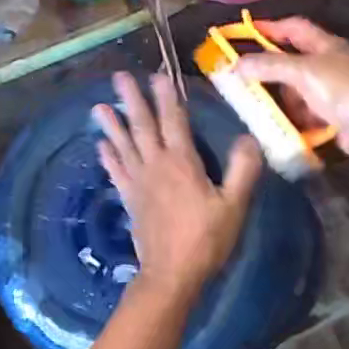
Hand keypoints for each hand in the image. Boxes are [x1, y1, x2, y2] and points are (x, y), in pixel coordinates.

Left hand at [94, 71, 263, 297]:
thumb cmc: (206, 240)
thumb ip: (242, 170)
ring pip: (123, 146)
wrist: (171, 274)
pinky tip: (100, 145)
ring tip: (99, 105)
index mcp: (182, 163)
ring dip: (112, 125)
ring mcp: (139, 183)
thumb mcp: (234, 206)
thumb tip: (249, 138)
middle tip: (119, 76)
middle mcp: (156, 166)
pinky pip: (116, 172)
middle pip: (142, 127)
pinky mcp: (130, 201)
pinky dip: (108, 157)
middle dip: (133, 100)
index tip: (158, 74)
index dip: (166, 96)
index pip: (174, 121)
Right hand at [229, 17, 348, 162]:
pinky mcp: (336, 115)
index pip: (295, 28)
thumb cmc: (341, 90)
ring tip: (280, 112)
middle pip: (294, 63)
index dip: (271, 27)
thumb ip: (269, 66)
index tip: (246, 33)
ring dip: (289, 102)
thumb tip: (236, 64)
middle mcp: (332, 64)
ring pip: (299, 91)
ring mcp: (335, 91)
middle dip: (276, 74)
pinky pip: (308, 113)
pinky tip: (296, 127)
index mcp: (328, 44)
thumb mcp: (302, 72)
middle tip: (253, 82)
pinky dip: (300, 119)